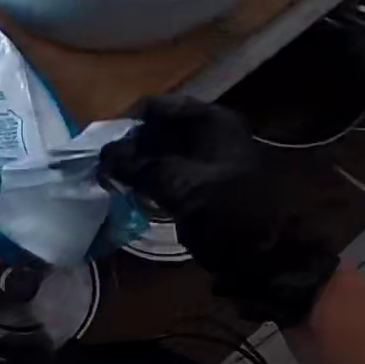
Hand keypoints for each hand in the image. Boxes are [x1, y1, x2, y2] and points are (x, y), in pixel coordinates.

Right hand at [101, 95, 338, 325]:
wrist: (263, 257)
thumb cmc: (225, 212)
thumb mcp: (177, 184)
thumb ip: (137, 166)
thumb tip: (103, 156)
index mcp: (211, 121)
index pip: (156, 107)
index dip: (126, 123)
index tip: (101, 146)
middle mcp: (210, 134)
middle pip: (157, 129)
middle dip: (128, 146)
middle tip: (103, 167)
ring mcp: (208, 160)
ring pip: (160, 153)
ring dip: (136, 165)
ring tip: (111, 181)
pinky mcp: (203, 186)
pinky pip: (167, 174)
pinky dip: (147, 181)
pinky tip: (131, 193)